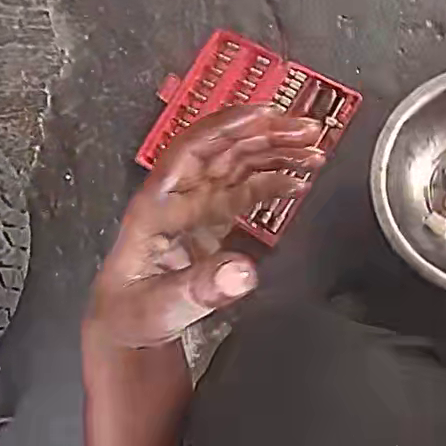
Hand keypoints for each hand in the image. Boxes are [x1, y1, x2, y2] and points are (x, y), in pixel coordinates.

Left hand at [86, 107, 325, 349]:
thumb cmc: (133, 314)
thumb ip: (200, 289)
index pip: (192, 149)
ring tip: (314, 151)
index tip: (266, 115)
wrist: (131, 330)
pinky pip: (246, 191)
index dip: (228, 127)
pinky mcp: (213, 222)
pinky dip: (274, 183)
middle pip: (224, 150)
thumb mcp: (160, 307)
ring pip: (240, 165)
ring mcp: (198, 207)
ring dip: (276, 153)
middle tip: (308, 131)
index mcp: (158, 204)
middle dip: (267, 135)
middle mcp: (180, 197)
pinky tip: (298, 183)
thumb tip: (242, 273)